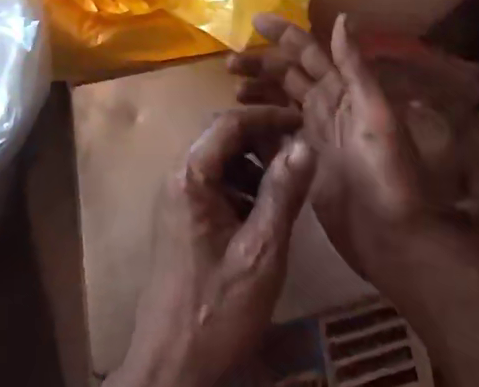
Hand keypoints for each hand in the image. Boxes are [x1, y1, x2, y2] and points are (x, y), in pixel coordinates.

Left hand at [108, 107, 318, 386]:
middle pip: (222, 138)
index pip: (228, 122)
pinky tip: (267, 213)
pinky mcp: (183, 220)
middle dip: (262, 140)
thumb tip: (305, 144)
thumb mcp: (261, 251)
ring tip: (288, 185)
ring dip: (254, 165)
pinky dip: (243, 188)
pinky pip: (216, 186)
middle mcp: (177, 177)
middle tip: (299, 156)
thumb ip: (283, 193)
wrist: (173, 366)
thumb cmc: (218, 309)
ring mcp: (177, 199)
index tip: (302, 121)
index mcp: (190, 177)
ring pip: (220, 162)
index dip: (267, 117)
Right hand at [232, 17, 478, 386]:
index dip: (284, 34)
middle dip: (261, 63)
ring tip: (232, 93)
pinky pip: (276, 136)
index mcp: (344, 91)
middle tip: (229, 63)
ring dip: (258, 92)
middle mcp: (327, 108)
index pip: (309, 52)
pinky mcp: (303, 164)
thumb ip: (355, 67)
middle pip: (288, 75)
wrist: (394, 239)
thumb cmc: (387, 173)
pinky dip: (258, 126)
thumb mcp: (376, 114)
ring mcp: (314, 137)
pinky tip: (238, 127)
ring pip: (279, 102)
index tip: (254, 20)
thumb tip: (342, 16)